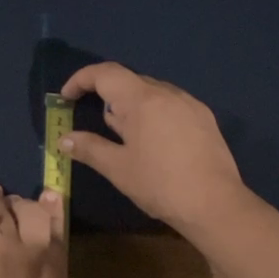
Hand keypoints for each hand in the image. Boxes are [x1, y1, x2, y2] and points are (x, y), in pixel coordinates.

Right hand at [60, 62, 251, 231]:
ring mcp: (190, 104)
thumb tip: (64, 139)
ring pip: (152, 93)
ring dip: (131, 106)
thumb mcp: (118, 168)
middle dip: (106, 95)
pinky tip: (153, 142)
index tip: (66, 97)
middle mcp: (167, 93)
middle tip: (94, 123)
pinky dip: (153, 113)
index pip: (105, 73)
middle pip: (129, 81)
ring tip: (125, 136)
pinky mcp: (205, 118)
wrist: (214, 204)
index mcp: (142, 100)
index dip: (81, 79)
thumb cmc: (160, 184)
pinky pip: (171, 105)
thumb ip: (89, 148)